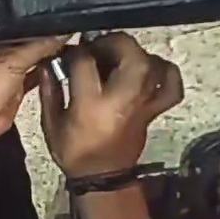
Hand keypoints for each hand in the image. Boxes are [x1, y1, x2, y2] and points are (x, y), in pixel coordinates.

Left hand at [0, 38, 67, 142]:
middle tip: (60, 37)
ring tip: (63, 49)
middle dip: (39, 44)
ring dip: (43, 59)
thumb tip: (56, 37)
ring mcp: (4, 77)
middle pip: (22, 48)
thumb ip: (36, 48)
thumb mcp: (12, 61)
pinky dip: (44, 75)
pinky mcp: (14, 92)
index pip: (14, 32)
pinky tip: (57, 67)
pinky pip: (32, 80)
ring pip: (28, 63)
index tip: (51, 26)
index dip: (32, 29)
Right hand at [38, 33, 182, 177]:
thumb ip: (49, 90)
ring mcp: (143, 104)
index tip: (68, 53)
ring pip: (151, 64)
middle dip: (112, 41)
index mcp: (91, 103)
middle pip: (129, 53)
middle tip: (97, 46)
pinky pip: (171, 86)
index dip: (75, 51)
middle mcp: (122, 99)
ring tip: (118, 55)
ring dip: (134, 53)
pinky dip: (165, 71)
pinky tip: (149, 68)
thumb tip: (48, 63)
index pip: (85, 61)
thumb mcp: (51, 123)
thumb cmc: (74, 151)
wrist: (103, 178)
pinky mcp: (154, 110)